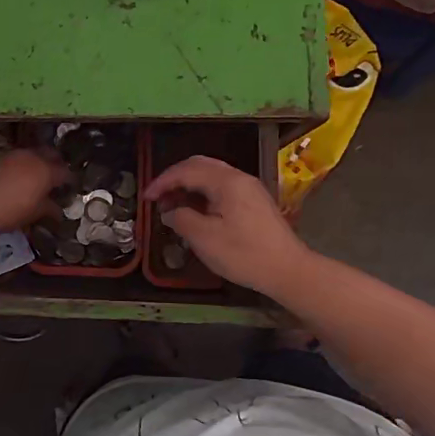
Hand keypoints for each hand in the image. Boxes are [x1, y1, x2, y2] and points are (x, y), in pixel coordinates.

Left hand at [0, 148, 68, 233]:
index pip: (64, 172)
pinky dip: (15, 166)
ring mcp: (10, 155)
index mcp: (45, 170)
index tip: (69, 187)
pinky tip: (10, 178)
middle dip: (54, 163)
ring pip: (28, 154)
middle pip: (49, 154)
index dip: (69, 179)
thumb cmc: (10, 211)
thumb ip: (48, 208)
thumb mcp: (33, 213)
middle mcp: (30, 157)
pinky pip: (10, 159)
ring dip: (34, 162)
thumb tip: (57, 210)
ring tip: (32, 177)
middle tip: (54, 177)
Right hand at [145, 156, 310, 292]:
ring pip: (212, 176)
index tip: (146, 198)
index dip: (162, 182)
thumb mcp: (205, 239)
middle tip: (157, 198)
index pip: (186, 170)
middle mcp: (239, 177)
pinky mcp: (255, 202)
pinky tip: (196, 212)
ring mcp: (250, 188)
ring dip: (189, 186)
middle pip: (200, 165)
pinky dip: (204, 194)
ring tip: (173, 207)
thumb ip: (182, 219)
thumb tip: (170, 212)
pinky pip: (223, 188)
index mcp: (226, 181)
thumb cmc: (244, 254)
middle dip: (175, 179)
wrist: (288, 270)